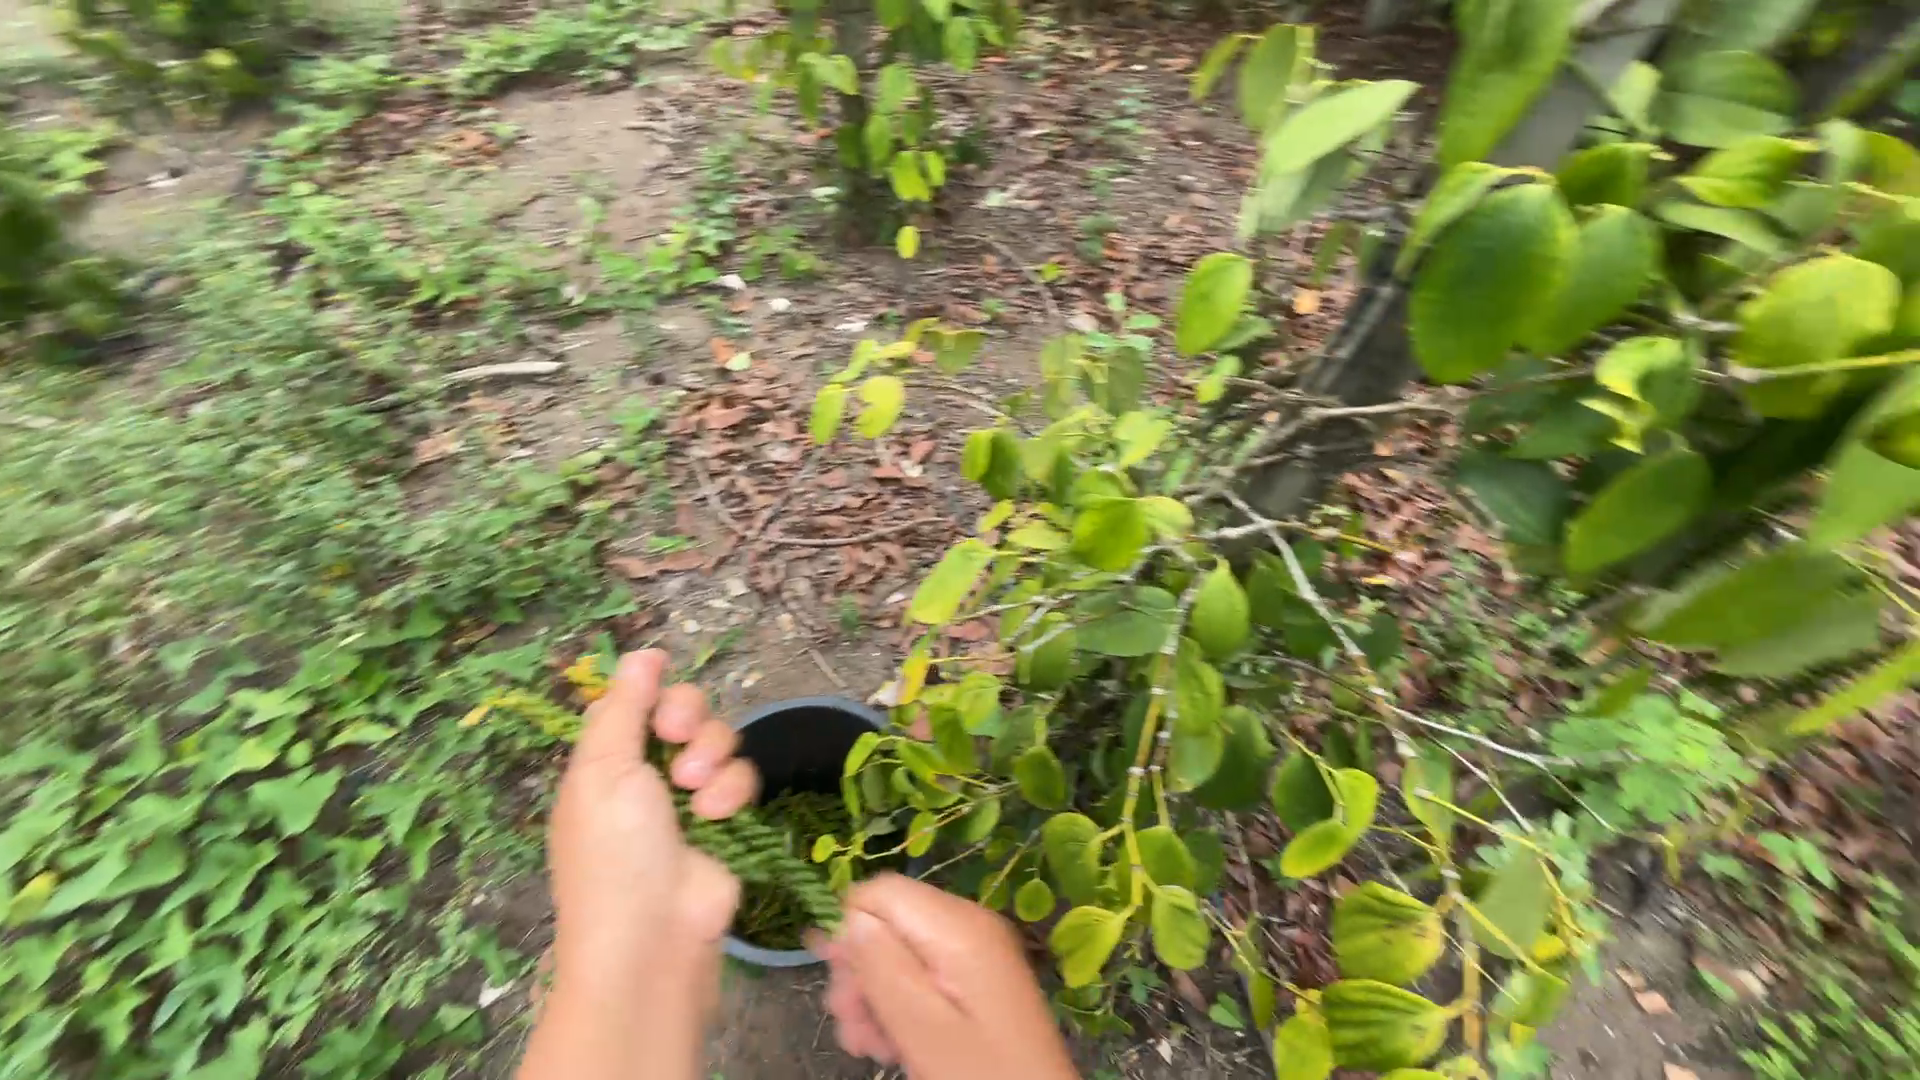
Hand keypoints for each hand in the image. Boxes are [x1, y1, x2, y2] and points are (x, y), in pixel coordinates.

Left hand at [547, 648, 756, 1010]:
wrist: (653, 931)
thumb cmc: (613, 849)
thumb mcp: (603, 770)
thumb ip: (625, 706)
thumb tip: (644, 651)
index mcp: (609, 758)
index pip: (643, 699)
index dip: (659, 696)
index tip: (661, 708)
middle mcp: (650, 770)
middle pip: (688, 710)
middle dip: (690, 722)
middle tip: (678, 743)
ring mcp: (691, 793)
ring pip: (721, 739)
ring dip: (711, 760)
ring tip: (695, 795)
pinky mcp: (729, 814)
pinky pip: (743, 775)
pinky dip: (731, 791)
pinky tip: (717, 816)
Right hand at [813, 874, 1078, 1079]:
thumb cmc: (980, 1074)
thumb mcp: (923, 1028)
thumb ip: (882, 966)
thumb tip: (848, 920)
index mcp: (958, 925)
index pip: (883, 891)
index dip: (849, 929)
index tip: (839, 986)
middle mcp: (968, 923)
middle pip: (890, 922)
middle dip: (861, 971)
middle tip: (853, 1029)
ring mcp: (975, 950)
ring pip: (902, 949)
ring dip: (876, 994)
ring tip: (870, 1046)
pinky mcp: (977, 977)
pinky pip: (925, 971)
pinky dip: (901, 1002)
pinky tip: (892, 1042)